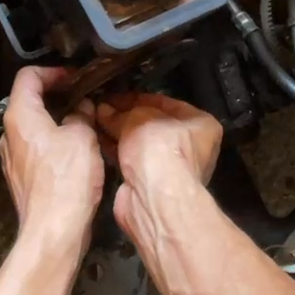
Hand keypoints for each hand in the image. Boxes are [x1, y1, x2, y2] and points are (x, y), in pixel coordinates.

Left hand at [0, 66, 103, 249]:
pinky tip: (77, 150)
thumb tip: (82, 108)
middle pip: (29, 101)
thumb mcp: (82, 137)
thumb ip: (82, 115)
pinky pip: (37, 149)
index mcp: (19, 116)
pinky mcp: (22, 178)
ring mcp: (13, 158)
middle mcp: (9, 134)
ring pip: (34, 127)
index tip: (75, 78)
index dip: (53, 71)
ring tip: (85, 123)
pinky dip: (55, 141)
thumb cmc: (66, 179)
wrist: (53, 231)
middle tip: (84, 98)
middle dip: (57, 96)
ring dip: (58, 120)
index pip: (28, 76)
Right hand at [96, 93, 221, 243]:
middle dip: (125, 116)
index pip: (164, 102)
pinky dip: (116, 151)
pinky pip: (131, 160)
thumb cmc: (158, 149)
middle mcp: (191, 146)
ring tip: (94, 121)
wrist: (155, 198)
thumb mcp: (137, 119)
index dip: (135, 97)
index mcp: (200, 124)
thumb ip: (119, 113)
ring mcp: (171, 167)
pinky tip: (98, 141)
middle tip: (100, 107)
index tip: (112, 95)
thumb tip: (102, 110)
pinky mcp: (152, 184)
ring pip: (139, 143)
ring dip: (118, 133)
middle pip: (151, 123)